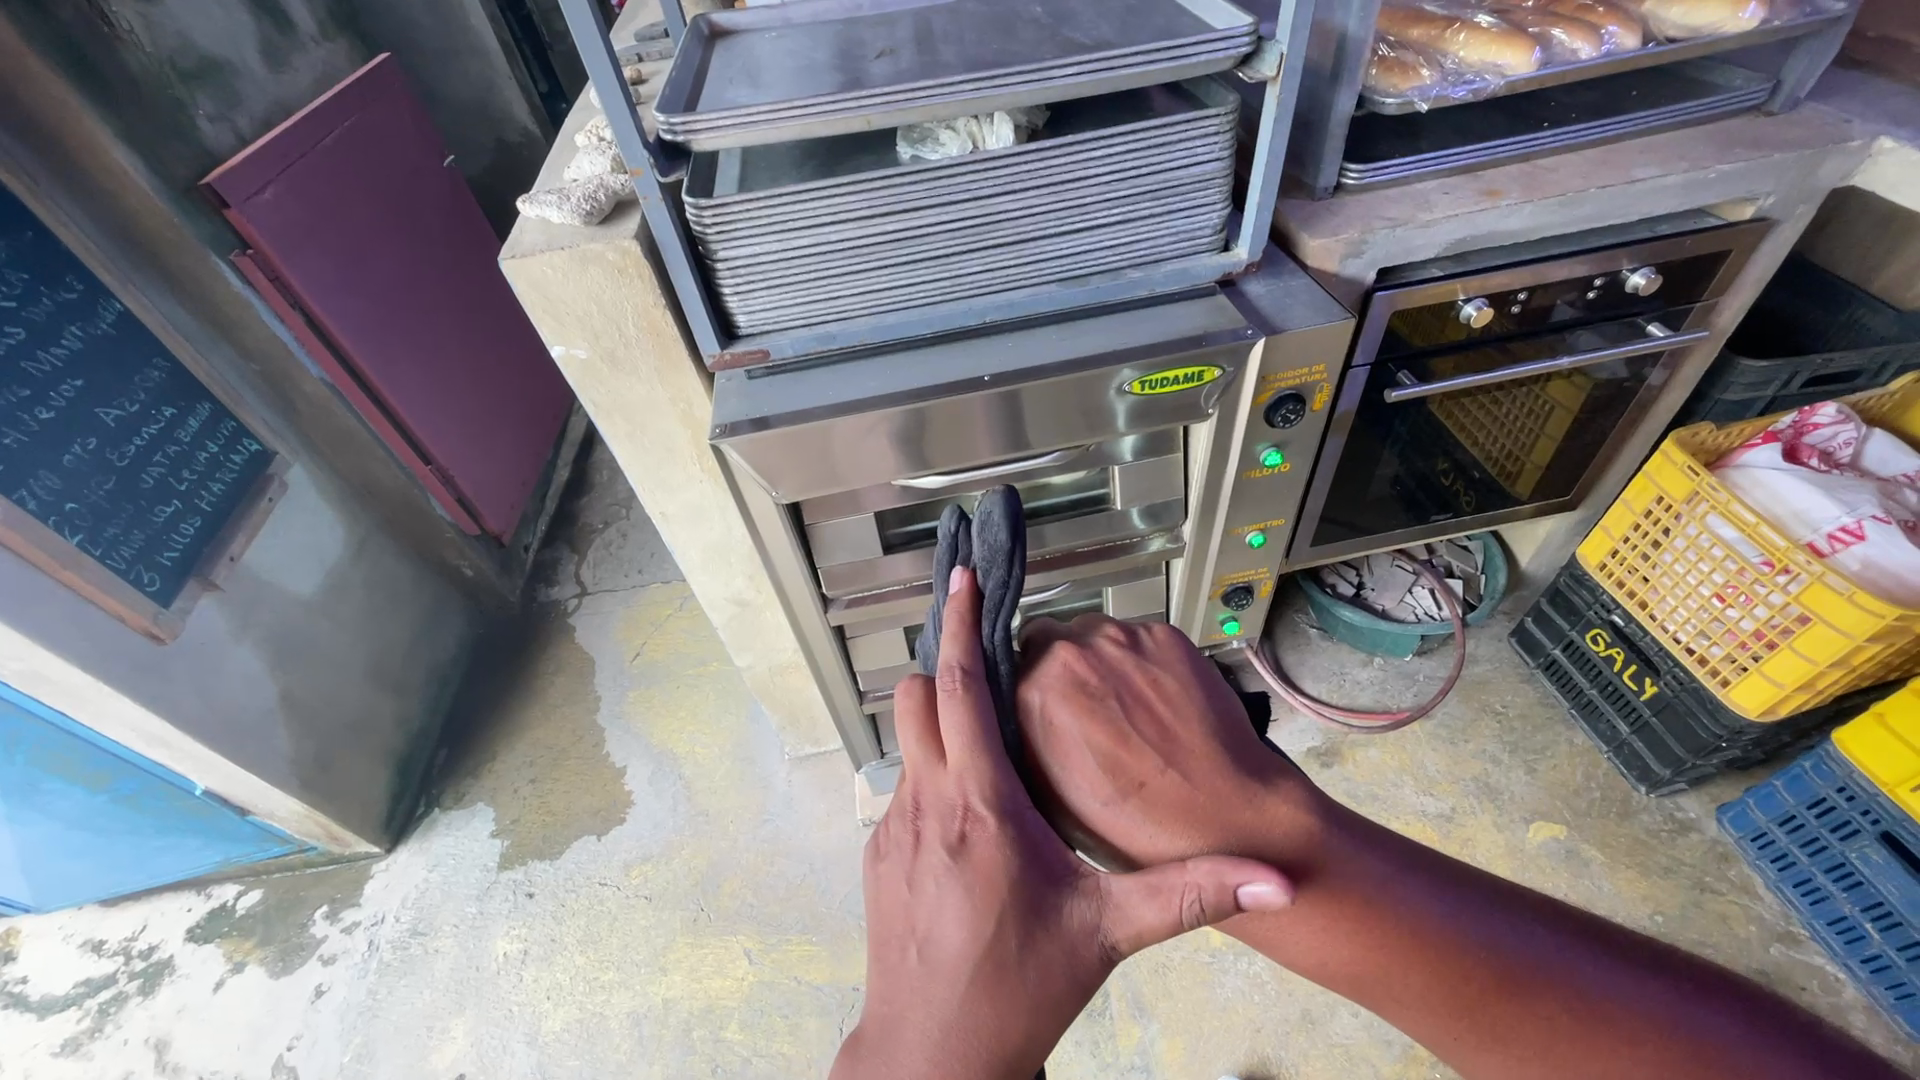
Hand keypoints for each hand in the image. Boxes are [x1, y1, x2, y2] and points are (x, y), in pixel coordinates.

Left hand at [832, 569, 1294, 1079]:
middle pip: (917, 696)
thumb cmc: (1019, 987)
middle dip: (947, 669)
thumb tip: (1275, 879)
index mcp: (983, 802)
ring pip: (905, 738)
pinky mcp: (878, 851)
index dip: (963, 627)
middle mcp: (929, 800)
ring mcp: (894, 824)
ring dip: (938, 721)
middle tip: (990, 668)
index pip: (963, 689)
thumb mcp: (1108, 933)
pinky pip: (903, 784)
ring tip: (989, 744)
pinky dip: (932, 772)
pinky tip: (970, 814)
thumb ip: (1190, 894)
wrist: (933, 1052)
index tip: (963, 580)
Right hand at [1015, 616, 1326, 870]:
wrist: (1217, 810)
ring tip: (1125, 702)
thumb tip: (1013, 706)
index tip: (1040, 697)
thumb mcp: (1044, 789)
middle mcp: (1072, 650)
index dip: (1024, 679)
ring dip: (1101, 658)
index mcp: (1033, 688)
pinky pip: (1137, 636)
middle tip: (1084, 701)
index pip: (1007, 655)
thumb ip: (1017, 733)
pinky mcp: (1164, 634)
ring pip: (1096, 632)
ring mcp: (1122, 637)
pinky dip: (1140, 659)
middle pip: (1051, 636)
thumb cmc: (1130, 818)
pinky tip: (1156, 698)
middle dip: (1061, 663)